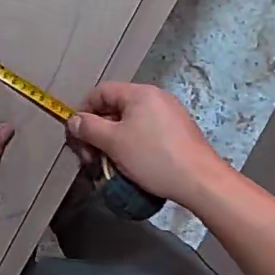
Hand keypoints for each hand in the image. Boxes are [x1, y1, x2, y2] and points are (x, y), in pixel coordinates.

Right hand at [66, 82, 230, 206]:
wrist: (200, 182)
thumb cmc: (154, 157)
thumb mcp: (113, 142)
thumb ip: (88, 128)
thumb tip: (73, 120)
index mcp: (140, 93)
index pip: (101, 92)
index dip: (84, 112)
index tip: (78, 136)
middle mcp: (156, 98)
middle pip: (114, 108)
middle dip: (97, 133)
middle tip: (91, 157)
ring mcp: (169, 115)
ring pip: (129, 123)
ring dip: (113, 142)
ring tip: (108, 165)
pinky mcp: (177, 133)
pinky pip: (145, 133)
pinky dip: (131, 146)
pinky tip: (129, 165)